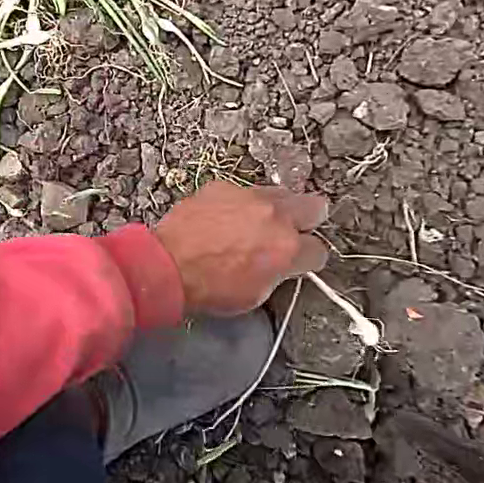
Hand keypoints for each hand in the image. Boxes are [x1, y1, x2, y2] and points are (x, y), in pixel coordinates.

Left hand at [151, 182, 329, 313]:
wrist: (166, 264)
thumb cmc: (206, 287)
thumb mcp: (255, 294)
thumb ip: (278, 273)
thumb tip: (280, 265)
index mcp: (288, 249)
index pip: (318, 250)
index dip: (305, 258)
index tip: (294, 261)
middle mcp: (275, 216)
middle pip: (313, 207)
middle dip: (305, 221)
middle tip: (287, 232)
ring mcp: (248, 197)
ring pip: (279, 194)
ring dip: (272, 208)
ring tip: (252, 224)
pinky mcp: (222, 187)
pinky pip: (241, 191)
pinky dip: (237, 203)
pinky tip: (222, 217)